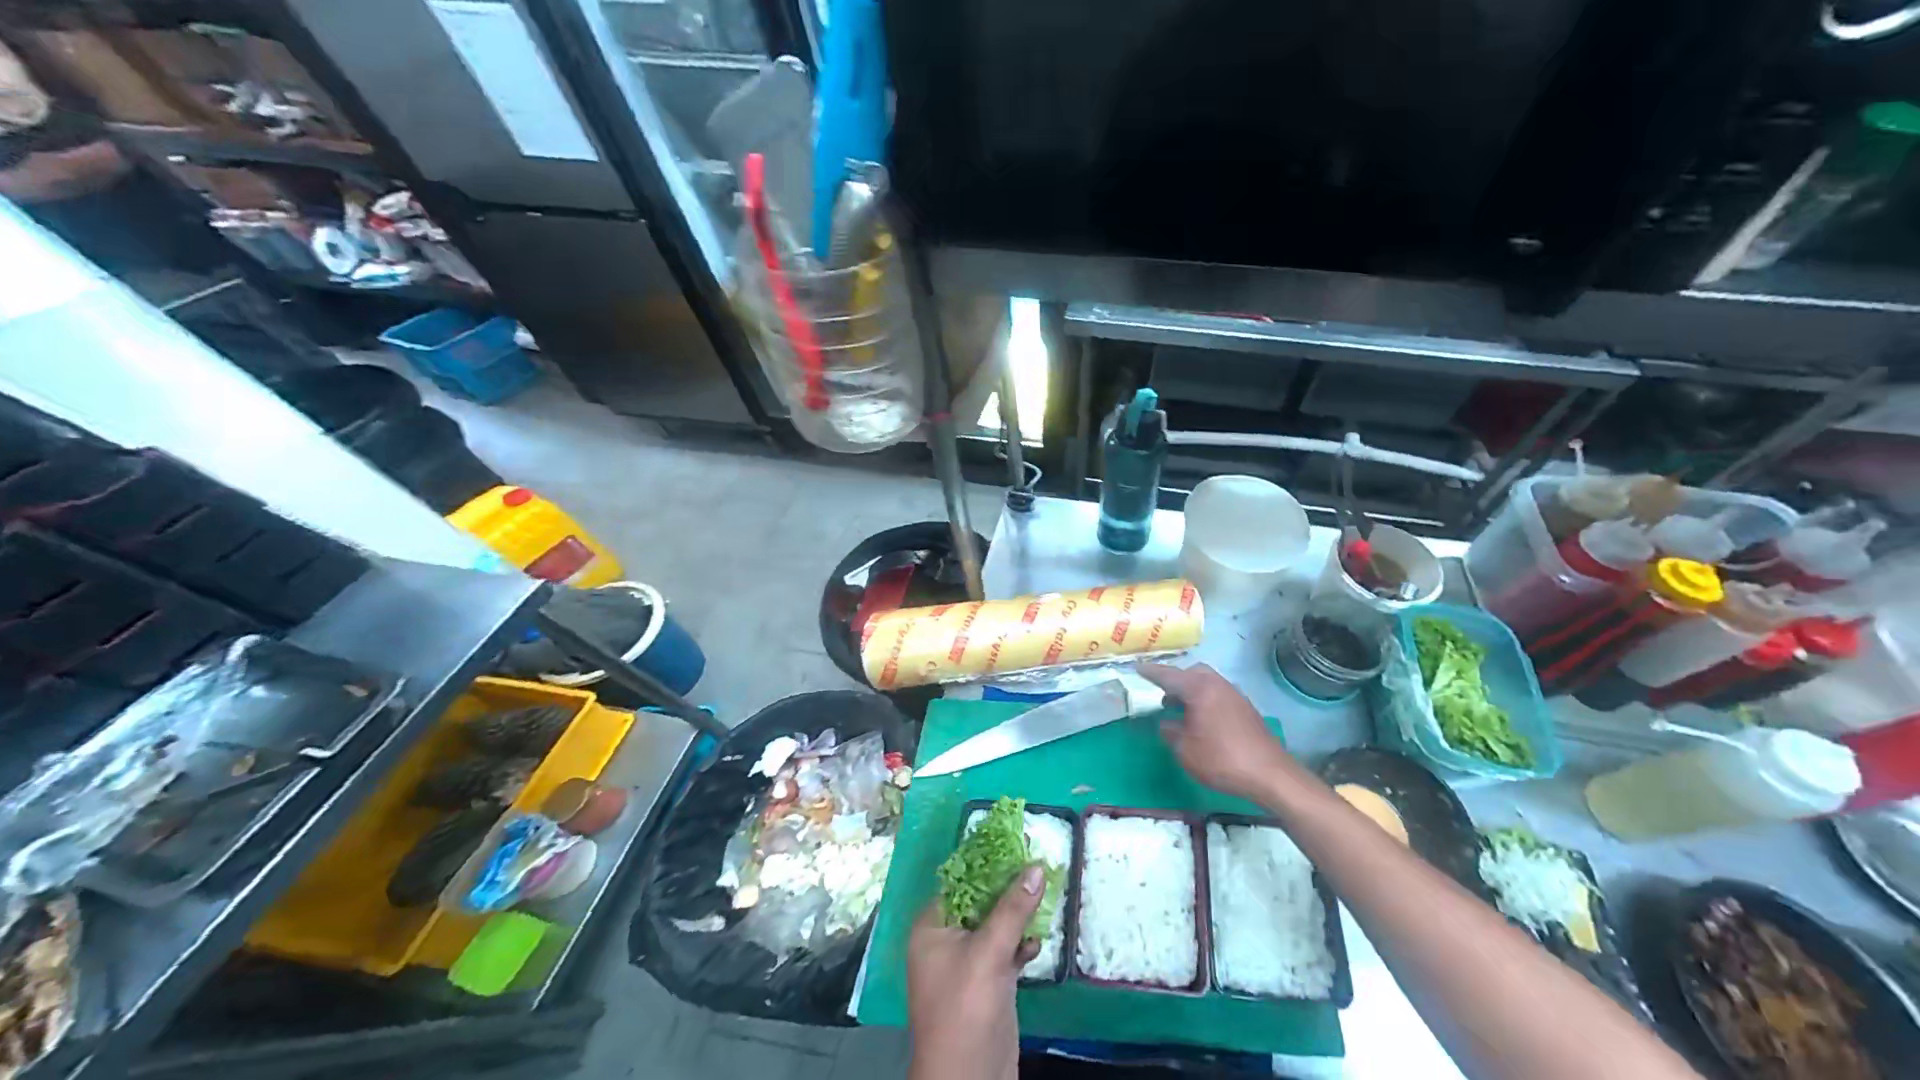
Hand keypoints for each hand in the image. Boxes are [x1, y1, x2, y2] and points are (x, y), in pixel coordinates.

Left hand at [906, 864, 1043, 1079]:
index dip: (986, 864)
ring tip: (1046, 891)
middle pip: (980, 901)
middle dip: (1007, 887)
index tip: (1016, 844)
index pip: (960, 882)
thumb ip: (1013, 908)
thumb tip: (1036, 866)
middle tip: (1038, 864)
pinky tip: (1040, 937)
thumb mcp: (988, 952)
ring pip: (995, 925)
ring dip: (1018, 913)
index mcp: (932, 927)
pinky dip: (1022, 943)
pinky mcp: (989, 983)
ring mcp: (968, 963)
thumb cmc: (965, 1008)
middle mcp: (946, 940)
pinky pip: (1006, 950)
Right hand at [1139, 661, 1301, 801]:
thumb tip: (1166, 724)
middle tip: (1162, 693)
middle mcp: (1217, 685)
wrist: (1270, 775)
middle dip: (1175, 679)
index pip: (1168, 675)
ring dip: (1191, 690)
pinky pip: (1218, 694)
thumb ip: (1170, 732)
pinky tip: (1201, 719)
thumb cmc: (1222, 760)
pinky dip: (1205, 699)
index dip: (1151, 672)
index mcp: (1199, 689)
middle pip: (1192, 672)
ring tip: (1179, 709)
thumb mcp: (1185, 750)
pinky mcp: (1245, 709)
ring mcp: (1234, 695)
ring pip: (1207, 682)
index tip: (1137, 668)